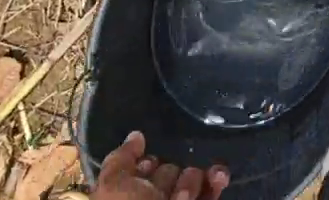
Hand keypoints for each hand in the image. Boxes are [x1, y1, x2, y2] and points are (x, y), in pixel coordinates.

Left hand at [93, 133, 227, 199]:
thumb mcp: (111, 189)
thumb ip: (120, 160)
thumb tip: (137, 135)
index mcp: (127, 195)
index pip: (143, 165)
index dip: (144, 163)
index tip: (143, 167)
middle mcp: (153, 198)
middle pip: (170, 167)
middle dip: (168, 175)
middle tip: (159, 193)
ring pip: (193, 174)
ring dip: (190, 181)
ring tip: (181, 199)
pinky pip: (215, 184)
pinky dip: (217, 178)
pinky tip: (217, 178)